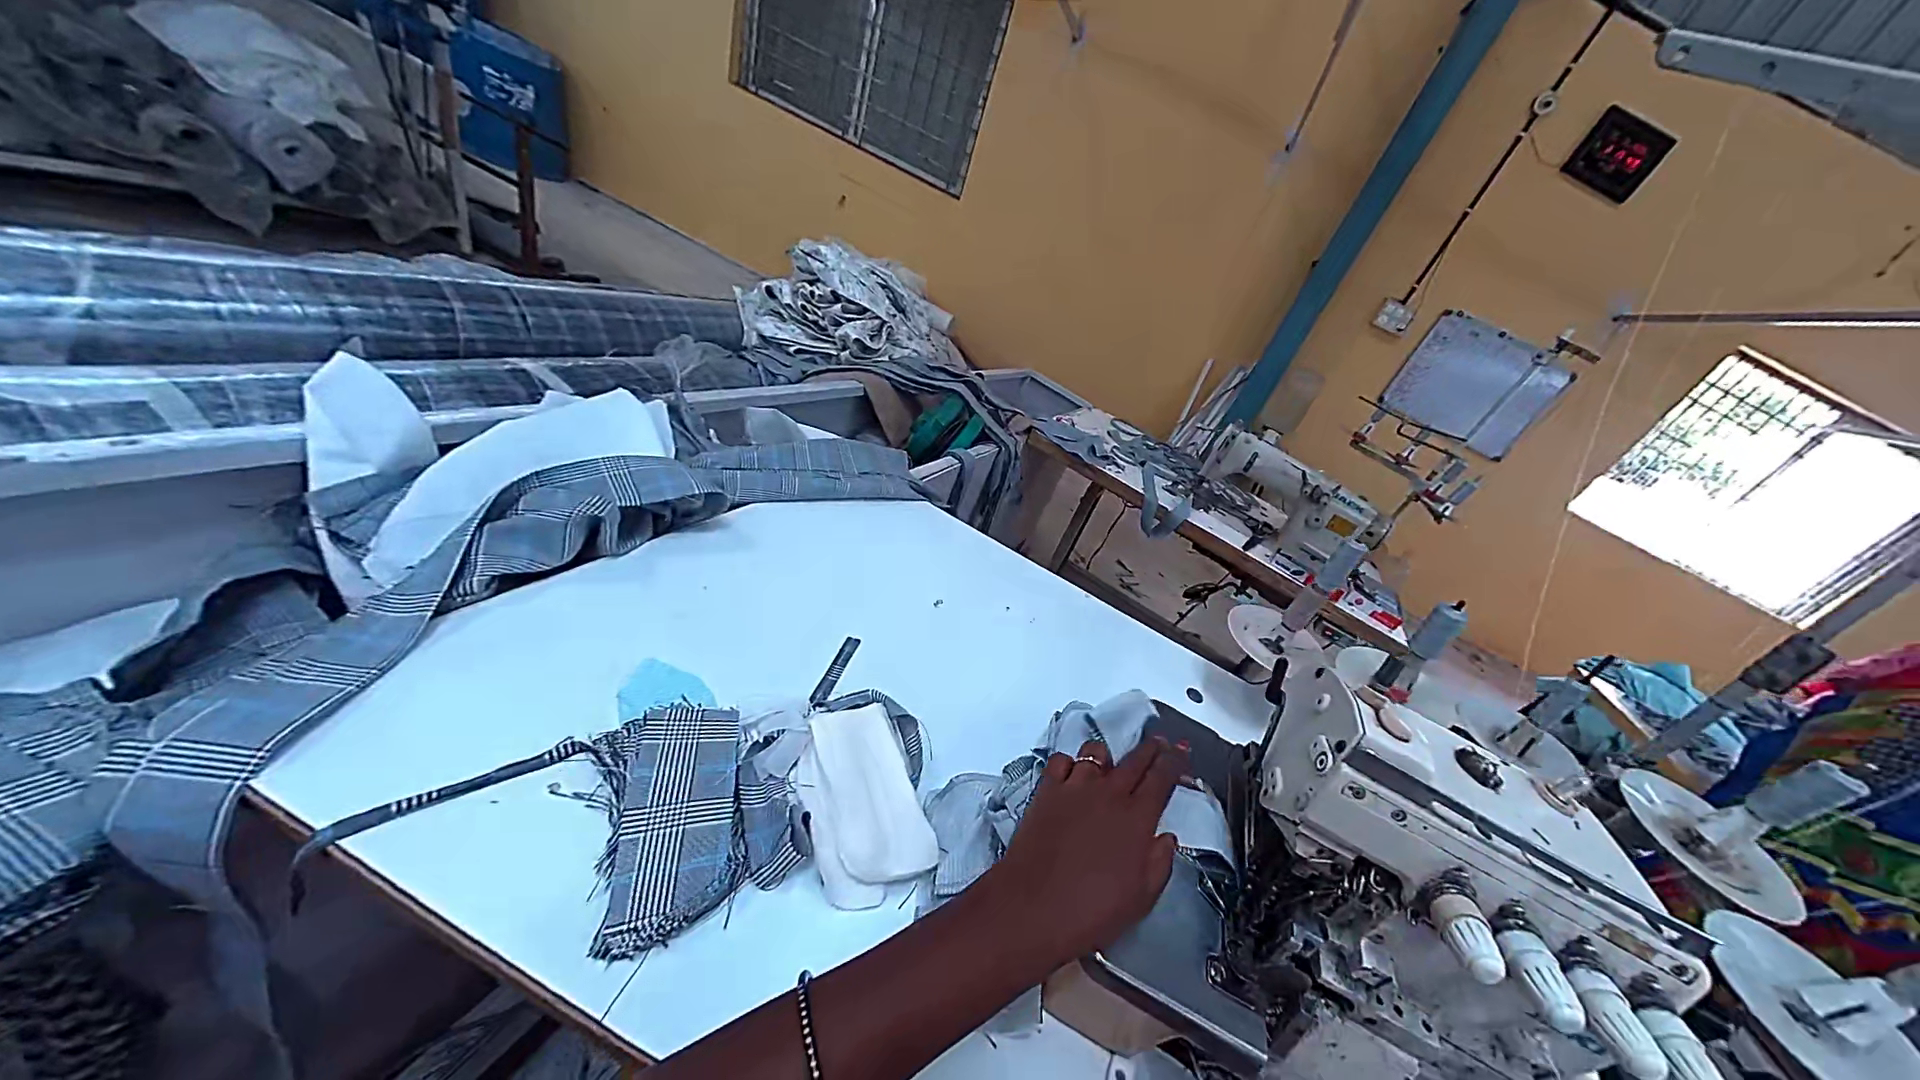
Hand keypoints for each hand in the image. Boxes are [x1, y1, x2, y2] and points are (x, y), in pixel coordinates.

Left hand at [979, 736, 1188, 966]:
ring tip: (1110, 762)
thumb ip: (1159, 863)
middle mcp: (1108, 794)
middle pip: (1135, 759)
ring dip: (1108, 755)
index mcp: (1137, 818)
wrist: (1035, 906)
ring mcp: (1075, 787)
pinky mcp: (1046, 790)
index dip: (1174, 761)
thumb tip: (1166, 839)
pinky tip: (1072, 773)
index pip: (1162, 778)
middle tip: (1159, 743)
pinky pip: (1061, 761)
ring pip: (1096, 753)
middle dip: (1150, 749)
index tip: (1180, 751)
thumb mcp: (1141, 897)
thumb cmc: (1092, 910)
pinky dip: (1069, 763)